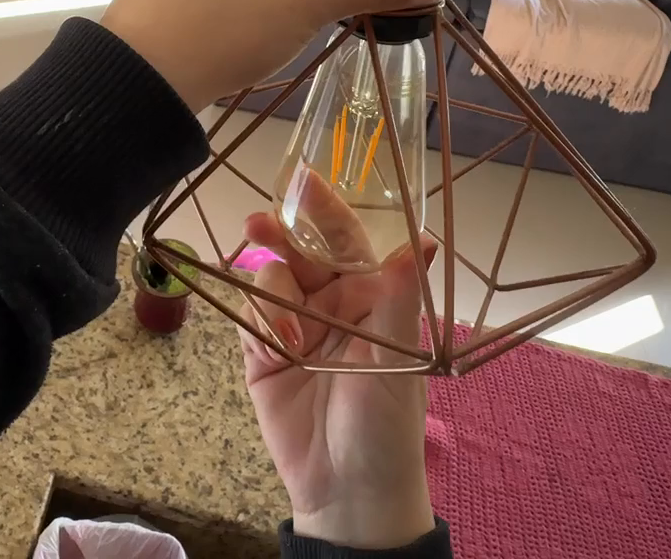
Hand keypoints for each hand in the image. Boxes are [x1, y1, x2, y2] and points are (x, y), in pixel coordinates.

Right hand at [239, 211, 437, 549]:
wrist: (346, 491)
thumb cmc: (386, 423)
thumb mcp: (398, 358)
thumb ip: (398, 297)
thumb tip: (423, 239)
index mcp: (366, 295)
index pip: (342, 238)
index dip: (323, 207)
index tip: (302, 179)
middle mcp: (327, 300)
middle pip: (296, 248)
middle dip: (277, 231)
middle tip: (258, 223)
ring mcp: (291, 322)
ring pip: (269, 277)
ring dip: (272, 295)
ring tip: (287, 340)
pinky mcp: (260, 348)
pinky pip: (247, 314)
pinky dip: (255, 322)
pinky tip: (271, 349)